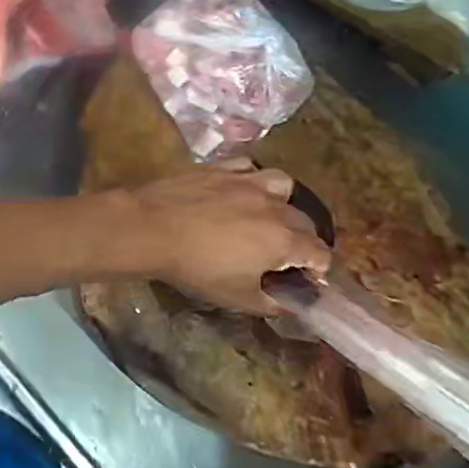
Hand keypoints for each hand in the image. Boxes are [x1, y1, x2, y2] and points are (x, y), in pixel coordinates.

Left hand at [125, 161, 331, 314]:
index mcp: (285, 240)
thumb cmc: (194, 266)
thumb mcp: (239, 297)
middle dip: (302, 238)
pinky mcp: (215, 167)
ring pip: (282, 184)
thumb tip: (291, 302)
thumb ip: (274, 302)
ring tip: (268, 213)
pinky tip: (240, 188)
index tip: (302, 277)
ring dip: (283, 200)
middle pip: (304, 220)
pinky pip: (246, 165)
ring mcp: (243, 181)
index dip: (316, 269)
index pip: (321, 254)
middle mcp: (272, 205)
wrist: (148, 227)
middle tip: (282, 251)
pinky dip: (251, 176)